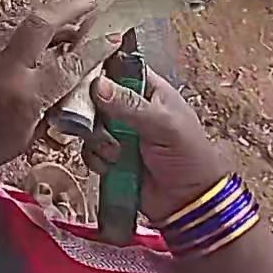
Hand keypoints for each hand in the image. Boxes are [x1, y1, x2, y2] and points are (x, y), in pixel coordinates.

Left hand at [0, 0, 95, 168]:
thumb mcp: (30, 133)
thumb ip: (53, 104)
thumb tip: (73, 81)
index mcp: (26, 94)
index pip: (70, 64)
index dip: (95, 48)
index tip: (112, 36)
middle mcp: (6, 68)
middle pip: (41, 22)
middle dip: (68, 7)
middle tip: (88, 4)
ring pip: (21, 31)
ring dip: (46, 28)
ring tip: (65, 33)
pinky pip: (4, 44)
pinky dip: (22, 45)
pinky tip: (31, 54)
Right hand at [84, 68, 232, 225]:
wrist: (190, 204)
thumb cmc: (188, 157)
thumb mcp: (164, 125)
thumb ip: (130, 104)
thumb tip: (97, 85)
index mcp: (149, 90)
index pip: (117, 68)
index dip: (98, 70)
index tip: (82, 77)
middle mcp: (129, 106)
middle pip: (94, 96)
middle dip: (91, 111)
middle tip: (96, 122)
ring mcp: (117, 131)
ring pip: (88, 123)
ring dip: (98, 139)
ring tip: (117, 152)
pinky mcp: (108, 154)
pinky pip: (89, 148)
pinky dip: (96, 157)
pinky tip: (112, 165)